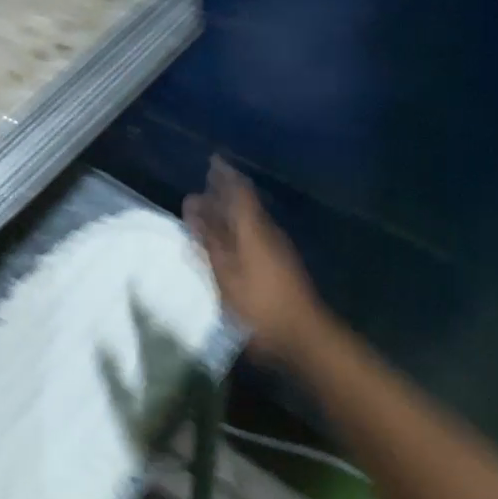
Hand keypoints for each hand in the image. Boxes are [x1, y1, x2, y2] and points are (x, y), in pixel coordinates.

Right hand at [183, 158, 323, 363]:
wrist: (305, 338)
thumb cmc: (260, 304)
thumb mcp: (226, 273)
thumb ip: (209, 238)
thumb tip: (192, 204)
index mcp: (252, 227)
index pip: (238, 189)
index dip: (224, 174)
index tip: (211, 161)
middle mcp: (267, 231)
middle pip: (244, 203)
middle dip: (223, 194)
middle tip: (202, 188)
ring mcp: (277, 248)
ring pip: (250, 220)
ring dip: (230, 213)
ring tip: (209, 214)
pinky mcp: (281, 265)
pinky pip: (254, 234)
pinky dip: (238, 230)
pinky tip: (228, 242)